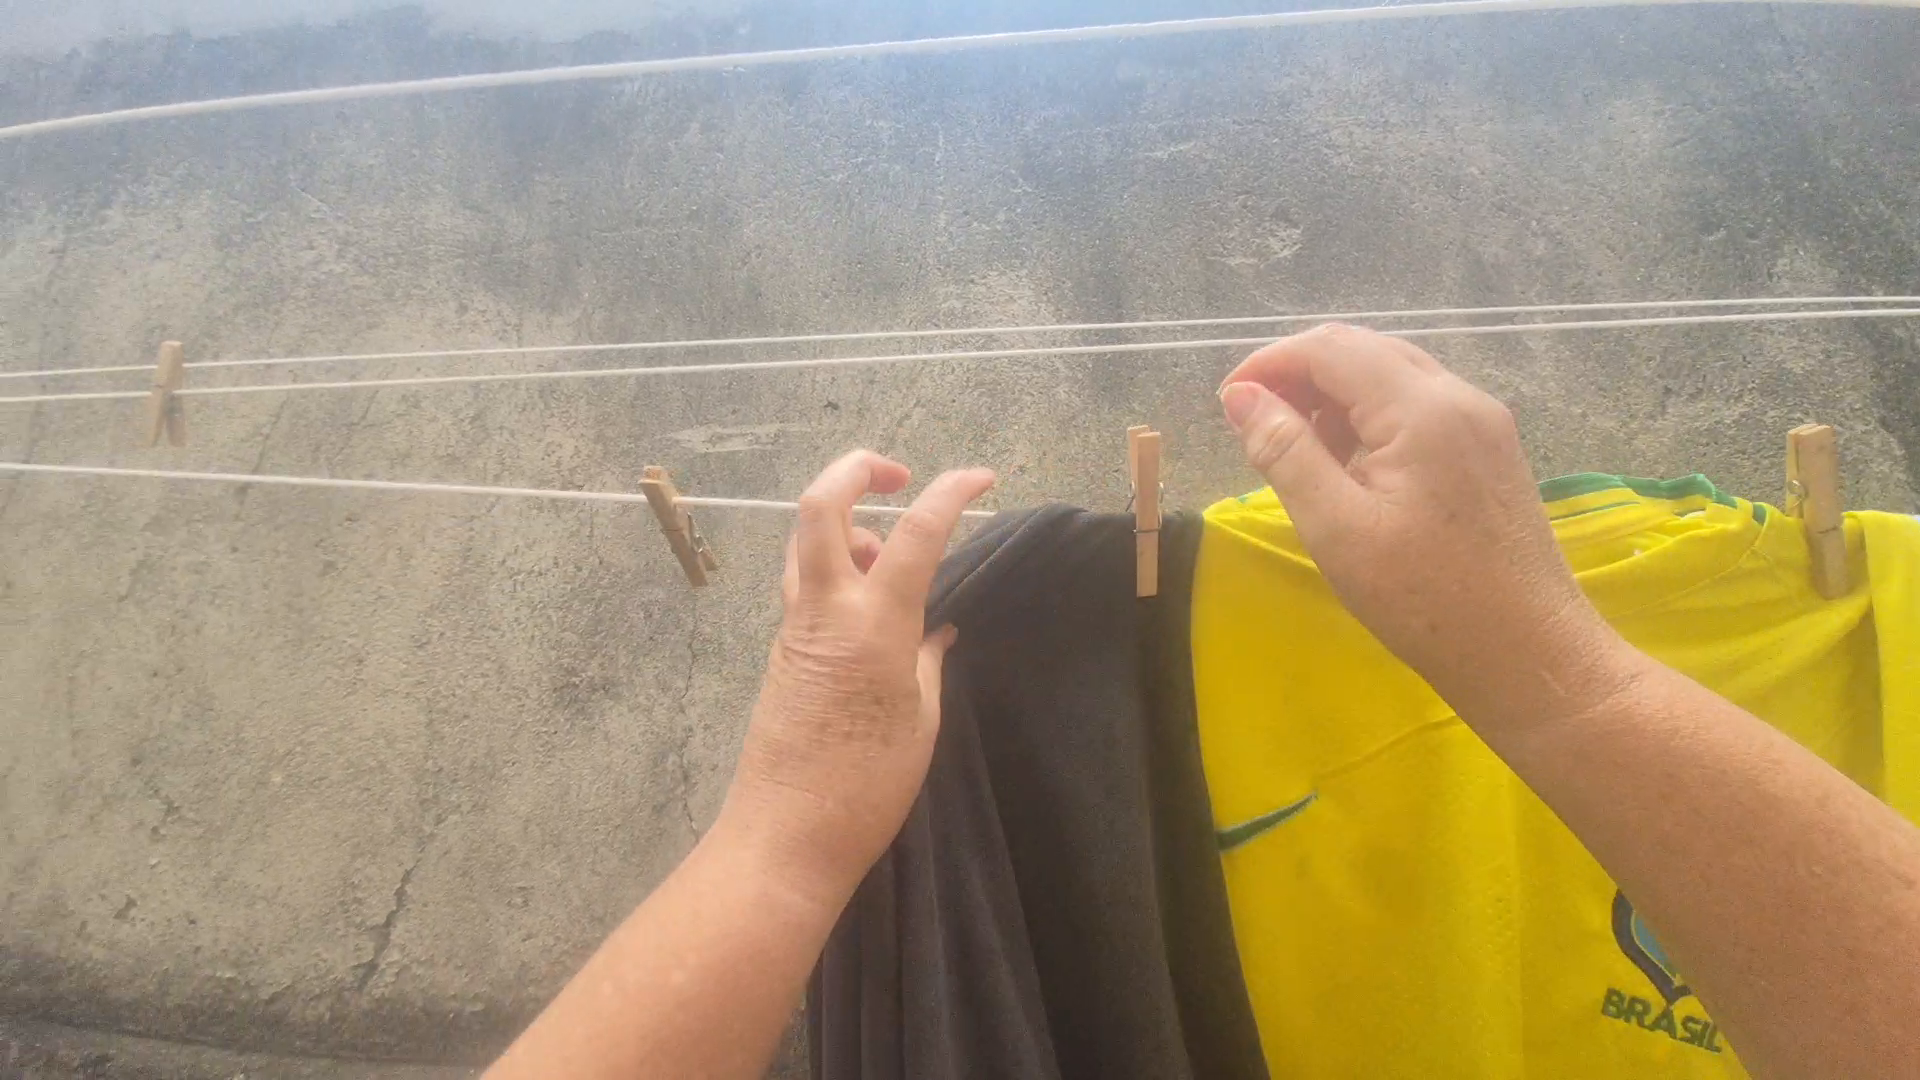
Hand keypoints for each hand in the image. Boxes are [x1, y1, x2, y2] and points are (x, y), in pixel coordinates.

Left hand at [719, 450, 994, 907]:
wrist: (784, 835)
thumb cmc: (867, 787)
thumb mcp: (921, 719)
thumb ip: (929, 657)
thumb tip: (938, 626)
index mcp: (874, 627)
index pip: (916, 534)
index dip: (952, 491)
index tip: (982, 476)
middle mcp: (826, 609)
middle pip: (819, 505)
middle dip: (857, 468)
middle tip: (898, 475)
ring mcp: (795, 623)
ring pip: (806, 538)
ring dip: (847, 523)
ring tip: (886, 559)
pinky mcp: (782, 643)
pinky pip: (806, 578)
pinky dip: (838, 565)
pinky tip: (869, 604)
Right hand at [1218, 324, 1626, 721]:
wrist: (1526, 654)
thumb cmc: (1422, 598)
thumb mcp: (1335, 526)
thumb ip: (1284, 451)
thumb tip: (1239, 396)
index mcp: (1422, 410)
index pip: (1331, 349)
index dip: (1269, 363)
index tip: (1226, 402)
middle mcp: (1458, 397)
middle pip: (1362, 350)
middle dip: (1296, 373)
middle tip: (1249, 422)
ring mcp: (1478, 422)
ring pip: (1387, 375)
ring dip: (1327, 394)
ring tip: (1286, 443)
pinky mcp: (1483, 449)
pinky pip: (1411, 406)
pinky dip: (1361, 416)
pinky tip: (1339, 459)